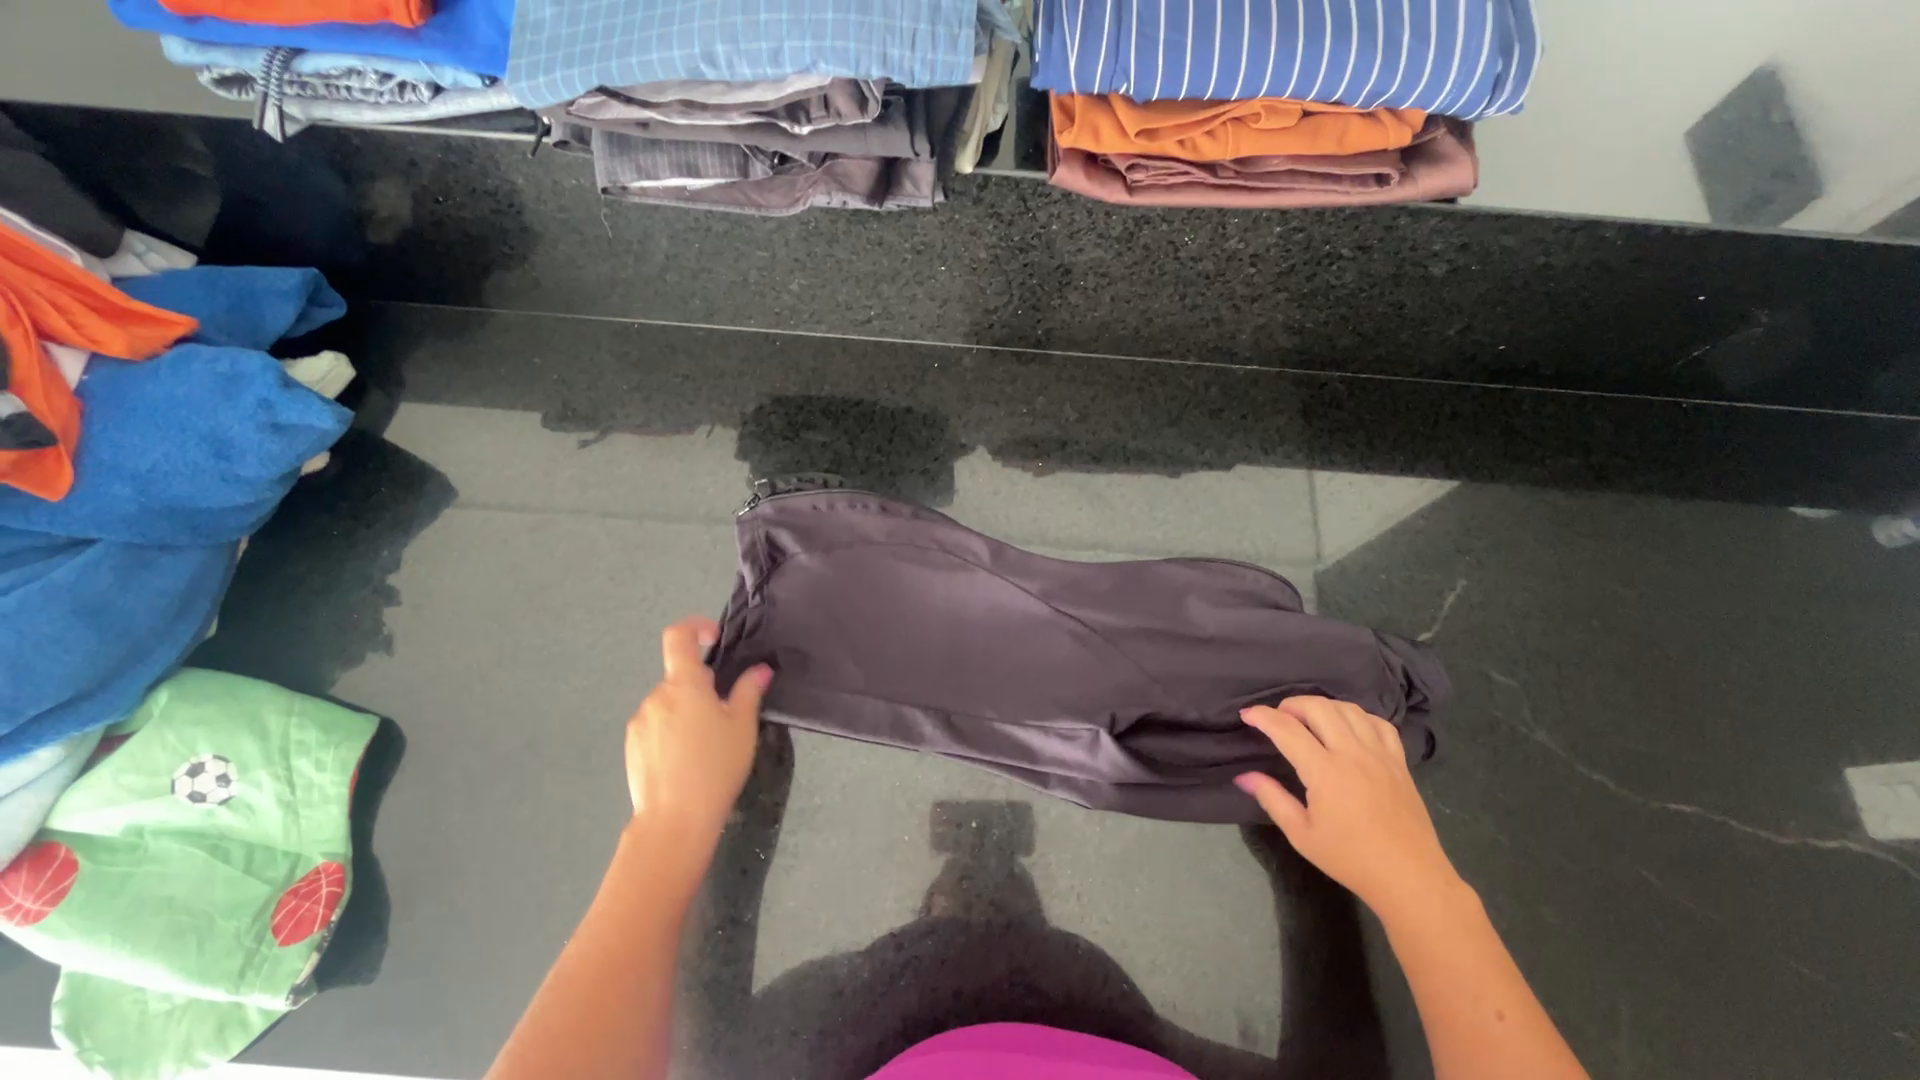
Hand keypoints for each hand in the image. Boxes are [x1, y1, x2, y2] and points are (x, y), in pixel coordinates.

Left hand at [624, 616, 770, 836]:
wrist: (675, 819)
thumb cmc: (716, 767)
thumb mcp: (743, 727)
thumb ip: (749, 691)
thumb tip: (760, 669)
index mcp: (685, 684)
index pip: (679, 637)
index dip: (696, 628)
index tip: (714, 639)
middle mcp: (657, 696)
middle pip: (680, 679)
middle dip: (701, 690)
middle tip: (724, 719)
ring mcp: (640, 722)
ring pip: (668, 705)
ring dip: (686, 714)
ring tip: (705, 749)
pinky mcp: (632, 746)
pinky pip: (655, 727)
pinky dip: (671, 734)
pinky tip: (685, 763)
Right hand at [1236, 696, 1461, 915]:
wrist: (1409, 876)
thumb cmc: (1350, 859)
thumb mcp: (1301, 834)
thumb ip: (1272, 799)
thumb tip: (1244, 776)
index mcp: (1325, 772)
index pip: (1287, 730)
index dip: (1263, 716)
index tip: (1247, 714)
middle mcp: (1353, 754)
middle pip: (1319, 708)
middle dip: (1292, 704)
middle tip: (1278, 716)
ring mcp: (1380, 754)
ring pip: (1349, 709)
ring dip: (1323, 706)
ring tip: (1309, 718)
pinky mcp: (1399, 762)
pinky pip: (1379, 723)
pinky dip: (1358, 716)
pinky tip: (1348, 727)